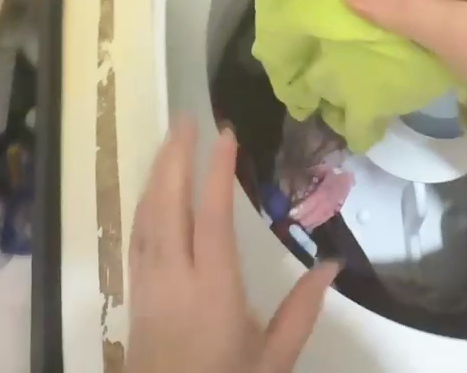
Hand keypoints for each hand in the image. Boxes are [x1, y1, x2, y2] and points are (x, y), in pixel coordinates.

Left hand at [128, 121, 338, 372]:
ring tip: (171, 138)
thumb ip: (301, 313)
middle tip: (186, 117)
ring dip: (157, 172)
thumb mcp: (272, 362)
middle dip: (175, 157)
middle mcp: (174, 279)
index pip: (213, 218)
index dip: (217, 173)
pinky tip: (153, 187)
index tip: (226, 134)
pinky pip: (137, 235)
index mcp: (213, 291)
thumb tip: (332, 265)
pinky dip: (145, 201)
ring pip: (146, 216)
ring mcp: (148, 284)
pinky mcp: (135, 293)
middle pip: (168, 206)